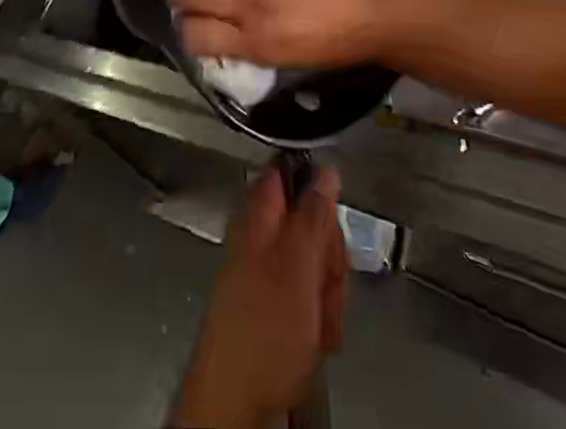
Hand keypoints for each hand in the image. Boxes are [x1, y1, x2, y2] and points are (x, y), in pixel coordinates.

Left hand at [172, 163, 345, 428]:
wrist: (237, 392)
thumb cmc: (259, 331)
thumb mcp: (296, 267)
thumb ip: (311, 217)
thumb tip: (323, 173)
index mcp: (257, 217)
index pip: (290, 178)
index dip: (318, 196)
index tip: (327, 228)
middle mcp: (258, 237)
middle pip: (312, 226)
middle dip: (328, 258)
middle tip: (320, 284)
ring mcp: (266, 269)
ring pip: (317, 265)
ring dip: (327, 294)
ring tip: (314, 318)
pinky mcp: (275, 301)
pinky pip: (313, 297)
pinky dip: (320, 317)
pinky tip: (313, 334)